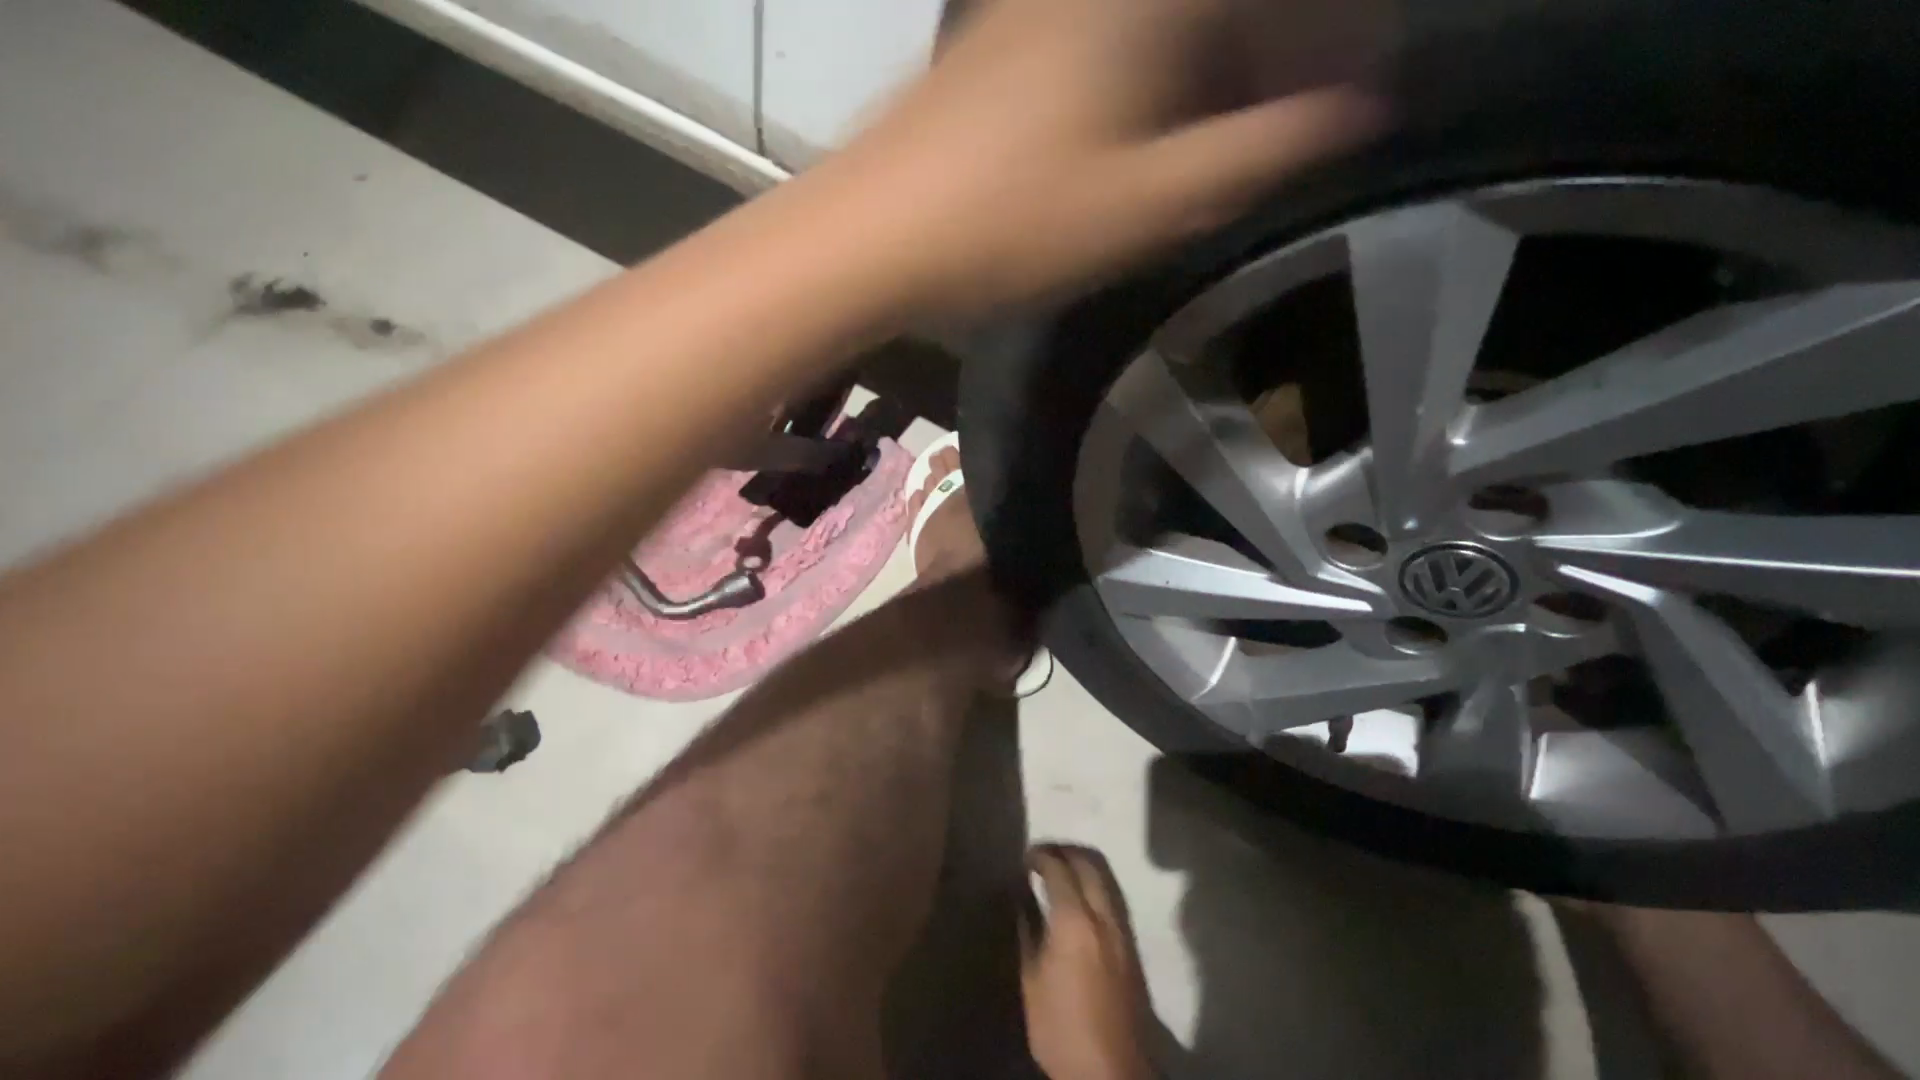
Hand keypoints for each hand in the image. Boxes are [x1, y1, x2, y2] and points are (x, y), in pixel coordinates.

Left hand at [824, 0, 1389, 319]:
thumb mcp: (1155, 204)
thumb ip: (1263, 151)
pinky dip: (1158, 63)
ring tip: (1234, 125)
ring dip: (1218, 58)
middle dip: (1273, 50)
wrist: (875, 230)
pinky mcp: (1012, 30)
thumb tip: (1357, 112)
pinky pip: (1116, 29)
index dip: (1328, 37)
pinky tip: (1157, 121)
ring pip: (1167, 22)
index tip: (1351, 88)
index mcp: (1149, 1)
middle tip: (1295, 111)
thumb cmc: (1013, 221)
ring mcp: (1047, 1)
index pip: (1277, 9)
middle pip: (1219, 14)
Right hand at [1022, 846, 1156, 1079]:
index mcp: (1075, 922)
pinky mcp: (1132, 947)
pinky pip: (1113, 899)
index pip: (1059, 869)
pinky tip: (1077, 901)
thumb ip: (1028, 933)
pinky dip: (1094, 886)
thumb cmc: (1061, 1028)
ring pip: (1106, 879)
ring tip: (1059, 872)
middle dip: (1066, 851)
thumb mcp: (1032, 982)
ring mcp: (1123, 931)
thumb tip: (1021, 901)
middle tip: (1042, 855)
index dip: (1040, 856)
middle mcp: (1104, 917)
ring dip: (1083, 866)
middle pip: (1090, 864)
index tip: (1024, 857)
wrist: (1111, 1069)